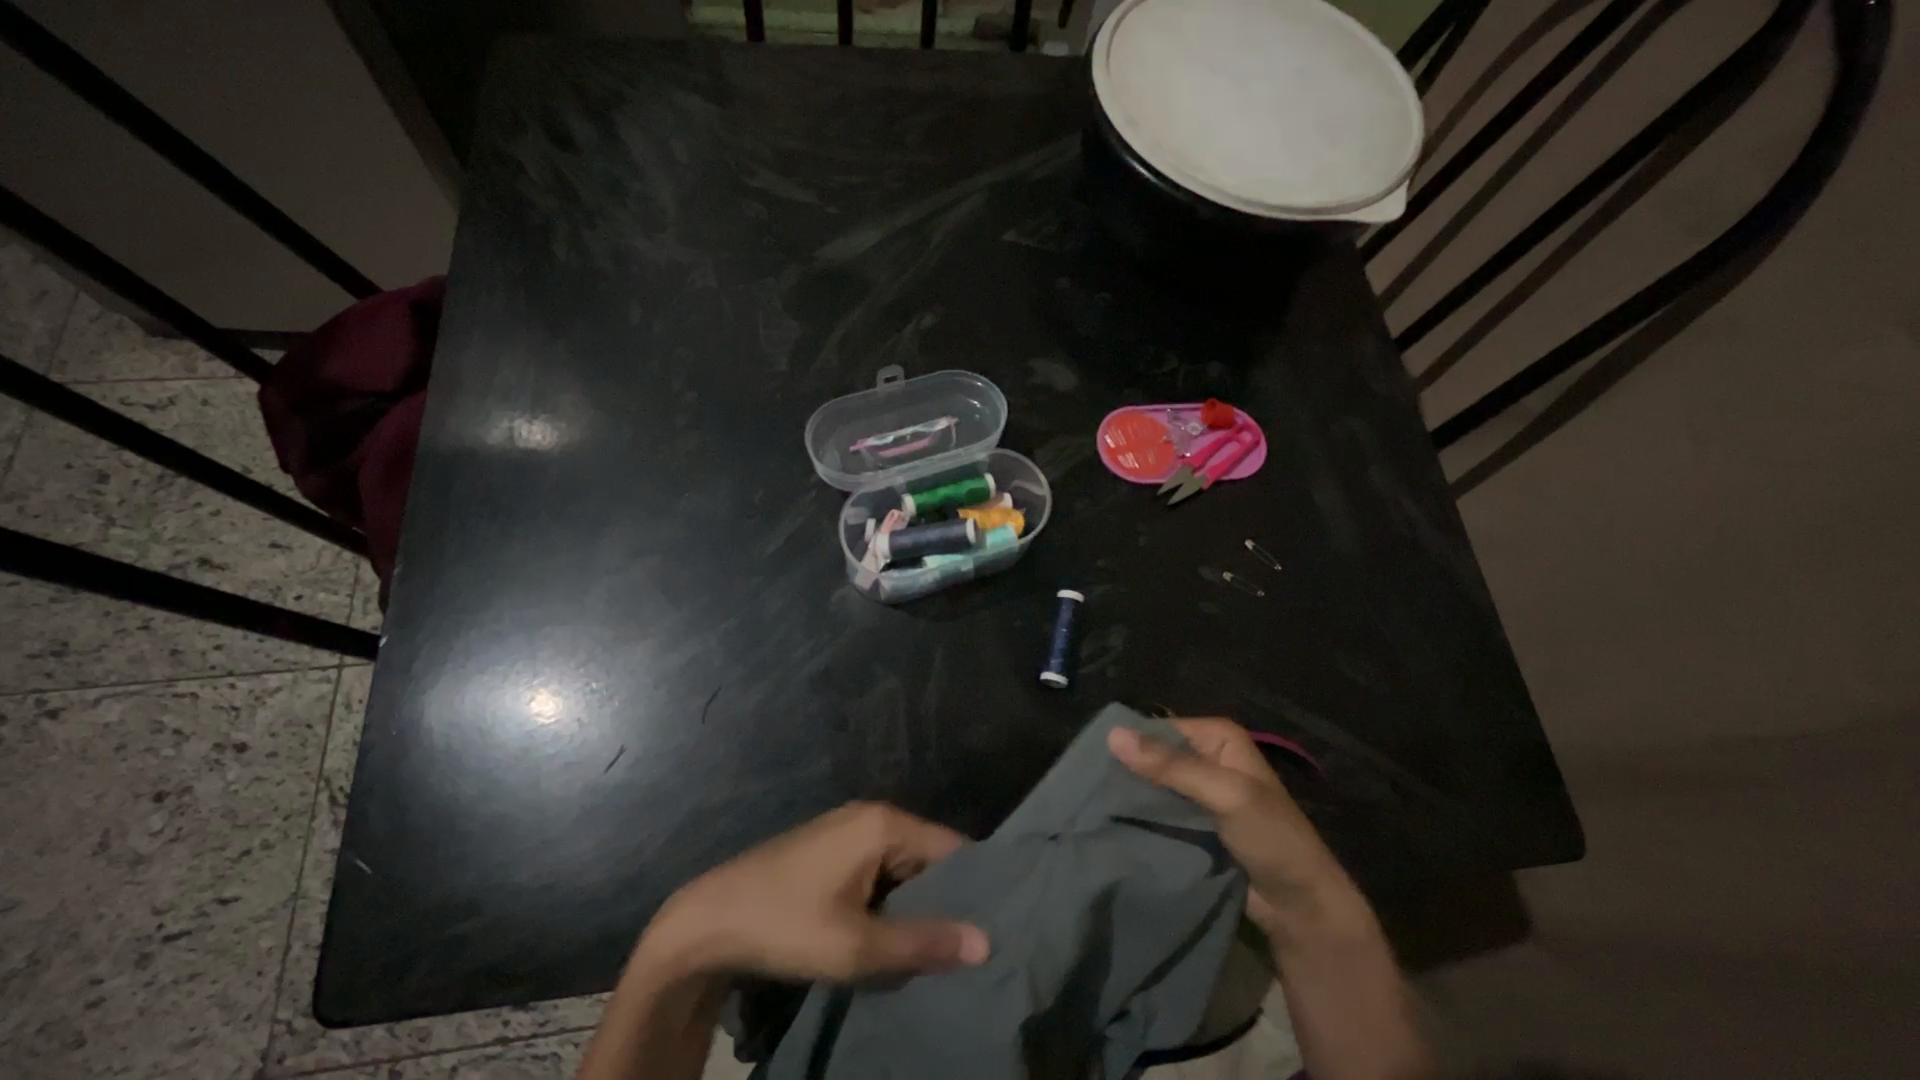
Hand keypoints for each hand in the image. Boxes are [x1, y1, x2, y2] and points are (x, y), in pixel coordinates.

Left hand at [638, 802, 990, 982]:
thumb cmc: (785, 925)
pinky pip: (878, 874)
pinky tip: (892, 938)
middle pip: (929, 859)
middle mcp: (870, 817)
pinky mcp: (828, 854)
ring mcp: (846, 833)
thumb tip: (988, 943)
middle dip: (945, 901)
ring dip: (914, 907)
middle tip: (967, 949)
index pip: (954, 849)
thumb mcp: (858, 946)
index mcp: (883, 823)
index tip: (997, 927)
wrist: (705, 923)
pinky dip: (888, 904)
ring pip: (902, 870)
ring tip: (936, 949)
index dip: (977, 888)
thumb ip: (924, 943)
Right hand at [1107, 719, 1364, 942]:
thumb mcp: (1225, 794)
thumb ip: (1172, 766)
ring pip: (1152, 787)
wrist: (1299, 904)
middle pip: (1153, 757)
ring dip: (1128, 799)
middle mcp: (1207, 758)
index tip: (1088, 763)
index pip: (1158, 728)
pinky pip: (1158, 815)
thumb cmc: (1272, 838)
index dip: (1127, 743)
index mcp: (1219, 738)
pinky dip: (1139, 821)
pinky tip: (1110, 828)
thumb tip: (1113, 736)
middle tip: (1084, 789)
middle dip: (1124, 772)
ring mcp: (1199, 795)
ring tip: (1088, 809)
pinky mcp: (1192, 826)